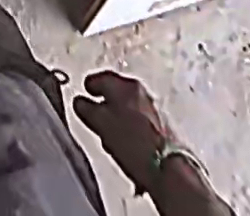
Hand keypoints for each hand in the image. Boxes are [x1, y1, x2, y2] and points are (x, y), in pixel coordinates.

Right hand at [73, 71, 172, 192]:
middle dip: (105, 104)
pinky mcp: (167, 129)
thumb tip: (80, 103)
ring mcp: (156, 110)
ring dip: (119, 117)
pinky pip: (142, 123)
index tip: (84, 93)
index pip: (99, 78)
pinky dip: (133, 129)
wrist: (170, 170)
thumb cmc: (134, 142)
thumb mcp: (99, 122)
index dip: (89, 87)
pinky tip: (129, 144)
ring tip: (112, 135)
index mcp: (125, 84)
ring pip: (129, 108)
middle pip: (116, 93)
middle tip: (95, 115)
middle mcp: (142, 92)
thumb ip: (84, 108)